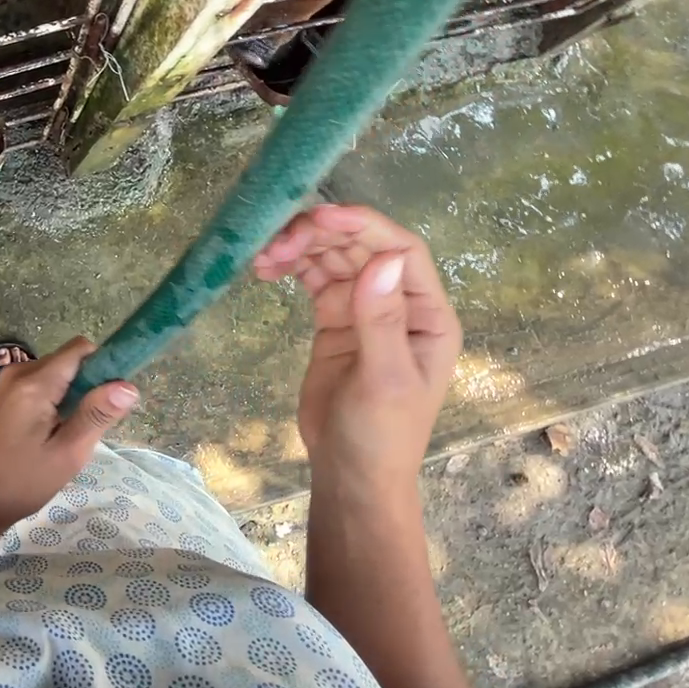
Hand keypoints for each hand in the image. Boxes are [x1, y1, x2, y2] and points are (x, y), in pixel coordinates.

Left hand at [0, 337, 138, 550]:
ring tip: (70, 435)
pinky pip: (38, 387)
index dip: (104, 365)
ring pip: (53, 375)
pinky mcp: (2, 398)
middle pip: (67, 361)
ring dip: (70, 397)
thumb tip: (129, 385)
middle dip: (87, 385)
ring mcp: (6, 384)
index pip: (80, 349)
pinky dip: (52, 403)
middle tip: (91, 426)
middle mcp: (18, 372)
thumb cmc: (21, 481)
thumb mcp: (67, 453)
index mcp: (35, 381)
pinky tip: (50, 436)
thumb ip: (96, 415)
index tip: (114, 398)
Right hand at [253, 204, 460, 497]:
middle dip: (318, 236)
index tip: (317, 216)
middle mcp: (398, 302)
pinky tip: (263, 269)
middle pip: (359, 247)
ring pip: (332, 257)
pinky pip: (311, 277)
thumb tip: (382, 259)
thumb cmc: (381, 433)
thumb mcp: (385, 379)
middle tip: (274, 242)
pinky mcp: (332, 318)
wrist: (350, 470)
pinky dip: (288, 266)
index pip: (399, 250)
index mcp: (427, 314)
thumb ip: (381, 320)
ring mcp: (362, 308)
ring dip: (298, 248)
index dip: (361, 225)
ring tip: (261, 257)